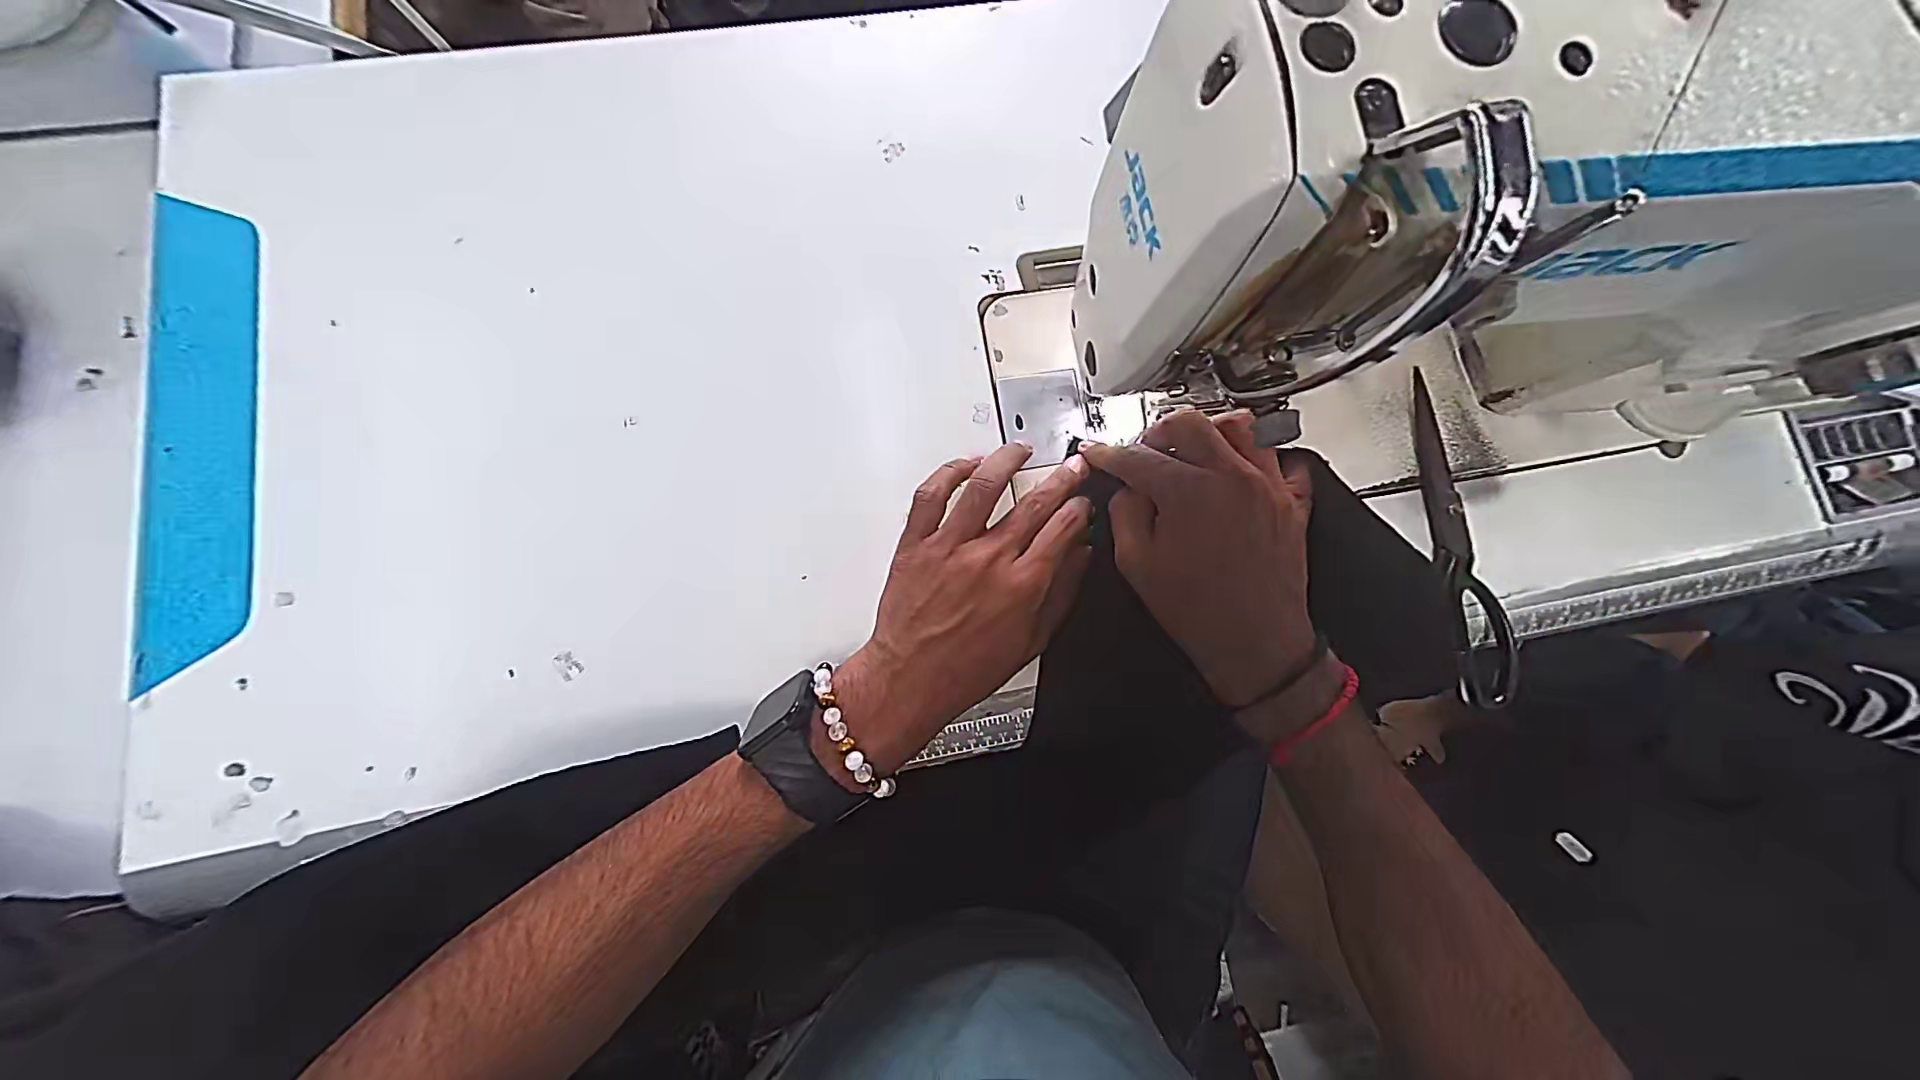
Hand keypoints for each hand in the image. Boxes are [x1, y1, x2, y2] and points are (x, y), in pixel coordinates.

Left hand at [826, 443, 1092, 778]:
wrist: (911, 679)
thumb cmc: (965, 669)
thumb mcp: (1030, 641)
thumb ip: (1061, 594)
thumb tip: (1080, 558)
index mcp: (1023, 585)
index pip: (1063, 528)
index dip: (1079, 508)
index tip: (1082, 502)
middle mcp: (989, 560)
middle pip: (1035, 502)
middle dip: (1061, 478)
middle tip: (1070, 467)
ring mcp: (950, 548)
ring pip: (984, 486)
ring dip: (1007, 461)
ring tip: (1020, 451)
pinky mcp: (917, 545)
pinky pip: (931, 496)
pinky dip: (949, 473)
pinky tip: (966, 465)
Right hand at [1081, 410, 1316, 709]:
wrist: (1255, 643)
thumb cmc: (1198, 611)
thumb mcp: (1136, 564)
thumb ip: (1124, 512)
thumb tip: (1127, 487)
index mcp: (1188, 491)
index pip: (1137, 456)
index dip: (1109, 453)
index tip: (1099, 453)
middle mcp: (1231, 478)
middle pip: (1189, 422)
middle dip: (1157, 431)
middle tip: (1145, 450)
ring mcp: (1266, 486)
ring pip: (1239, 425)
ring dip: (1207, 431)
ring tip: (1190, 451)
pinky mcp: (1290, 502)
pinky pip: (1279, 458)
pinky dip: (1255, 455)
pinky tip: (1236, 471)